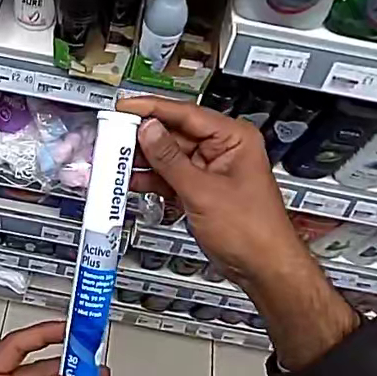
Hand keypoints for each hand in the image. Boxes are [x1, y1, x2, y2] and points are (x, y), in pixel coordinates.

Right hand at [120, 97, 316, 290]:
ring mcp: (210, 169)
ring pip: (169, 156)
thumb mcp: (203, 191)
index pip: (186, 113)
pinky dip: (152, 179)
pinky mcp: (200, 189)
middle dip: (143, 137)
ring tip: (116, 159)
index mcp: (234, 138)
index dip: (152, 108)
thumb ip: (171, 160)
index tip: (125, 106)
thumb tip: (148, 131)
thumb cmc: (254, 232)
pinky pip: (170, 176)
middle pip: (174, 133)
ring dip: (143, 160)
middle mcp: (223, 149)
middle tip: (113, 135)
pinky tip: (131, 180)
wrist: (264, 269)